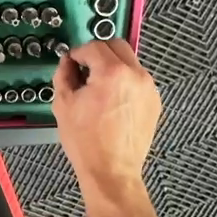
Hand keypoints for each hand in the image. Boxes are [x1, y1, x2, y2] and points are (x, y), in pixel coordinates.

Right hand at [53, 39, 160, 203]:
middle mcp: (135, 76)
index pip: (94, 46)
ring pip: (128, 61)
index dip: (78, 52)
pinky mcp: (153, 101)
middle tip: (84, 68)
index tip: (72, 61)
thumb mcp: (63, 104)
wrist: (111, 170)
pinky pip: (137, 79)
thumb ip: (63, 75)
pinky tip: (111, 100)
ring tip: (97, 88)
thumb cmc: (88, 143)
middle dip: (98, 53)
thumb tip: (67, 63)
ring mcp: (148, 88)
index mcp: (112, 73)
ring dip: (112, 66)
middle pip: (116, 45)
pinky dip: (124, 81)